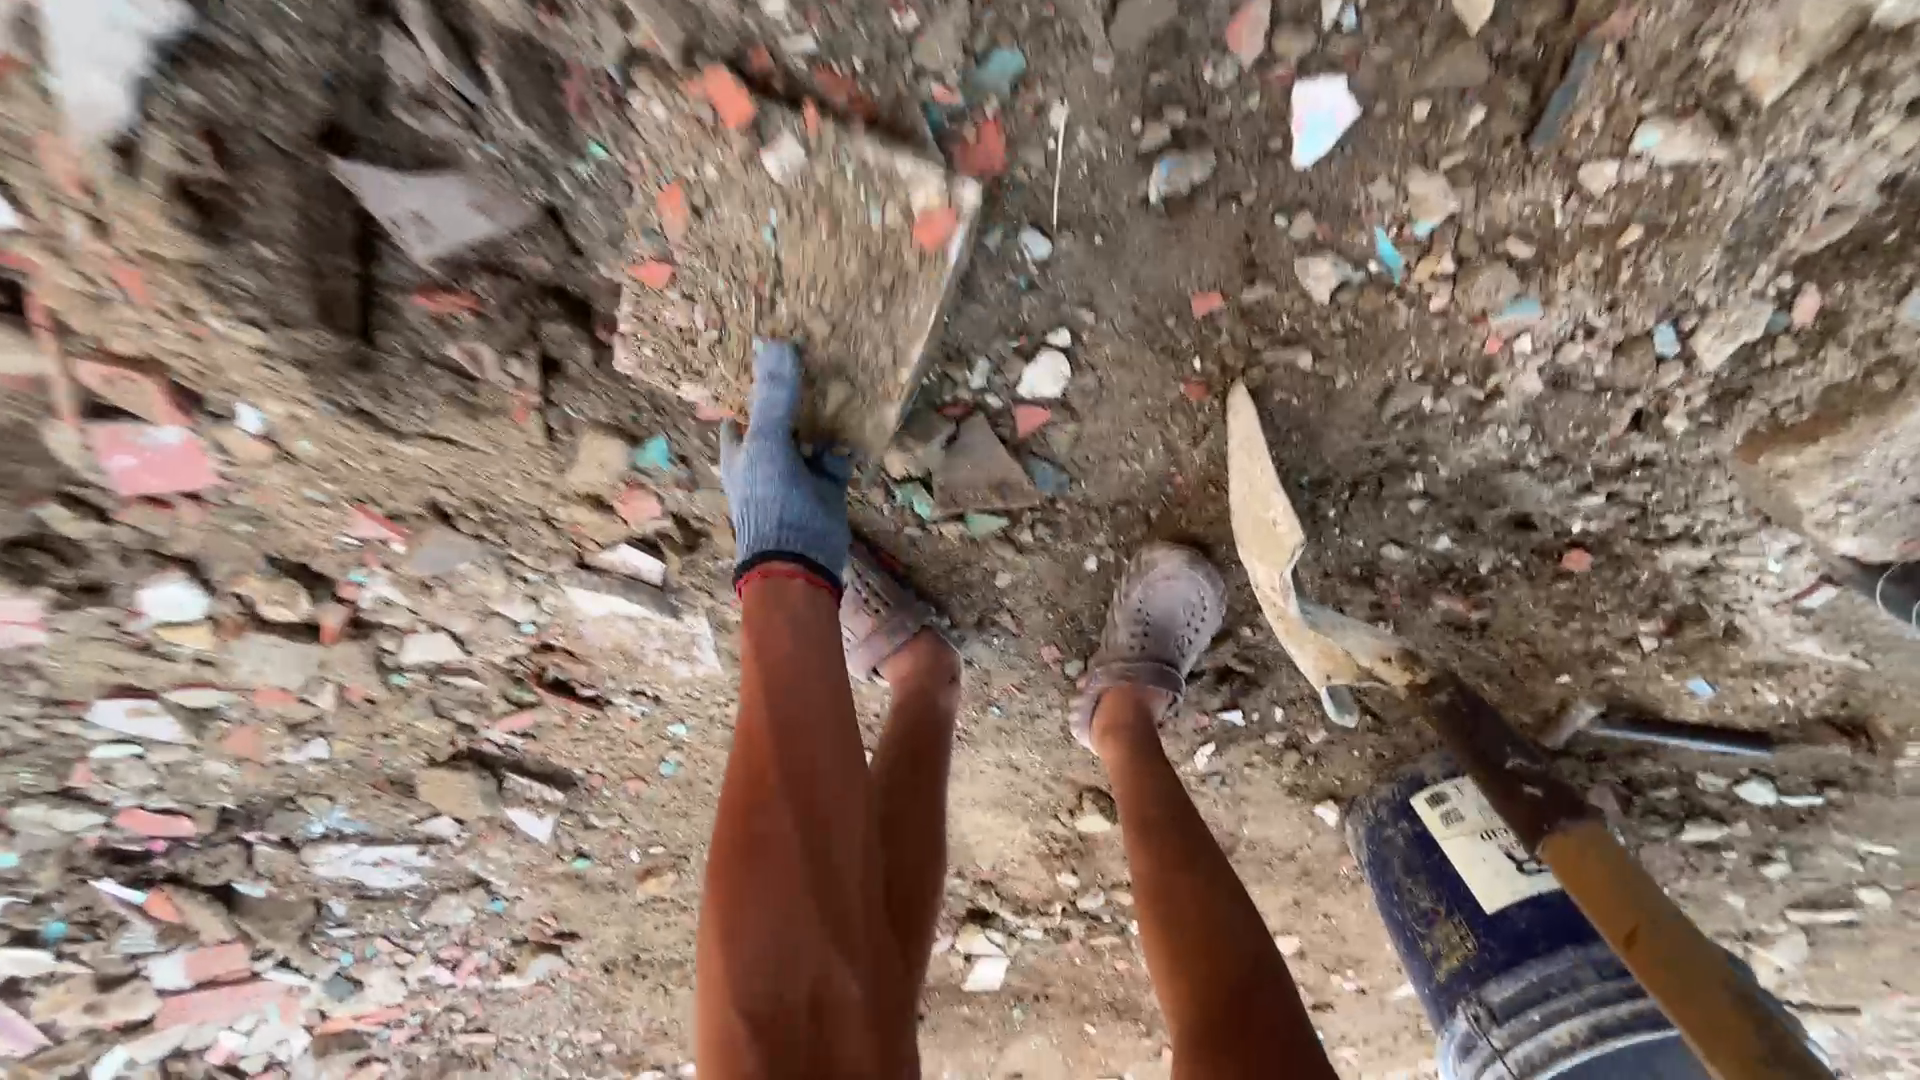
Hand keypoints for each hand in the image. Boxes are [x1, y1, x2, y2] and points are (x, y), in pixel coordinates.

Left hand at [720, 341, 852, 587]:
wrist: (800, 557)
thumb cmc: (771, 499)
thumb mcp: (768, 442)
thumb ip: (774, 396)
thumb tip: (776, 342)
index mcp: (741, 446)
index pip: (744, 404)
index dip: (758, 380)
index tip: (779, 348)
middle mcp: (768, 454)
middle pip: (783, 413)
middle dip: (800, 391)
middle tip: (822, 354)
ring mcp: (798, 470)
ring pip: (813, 432)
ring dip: (828, 414)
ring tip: (846, 379)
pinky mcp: (826, 483)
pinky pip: (837, 454)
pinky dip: (846, 442)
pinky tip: (860, 421)